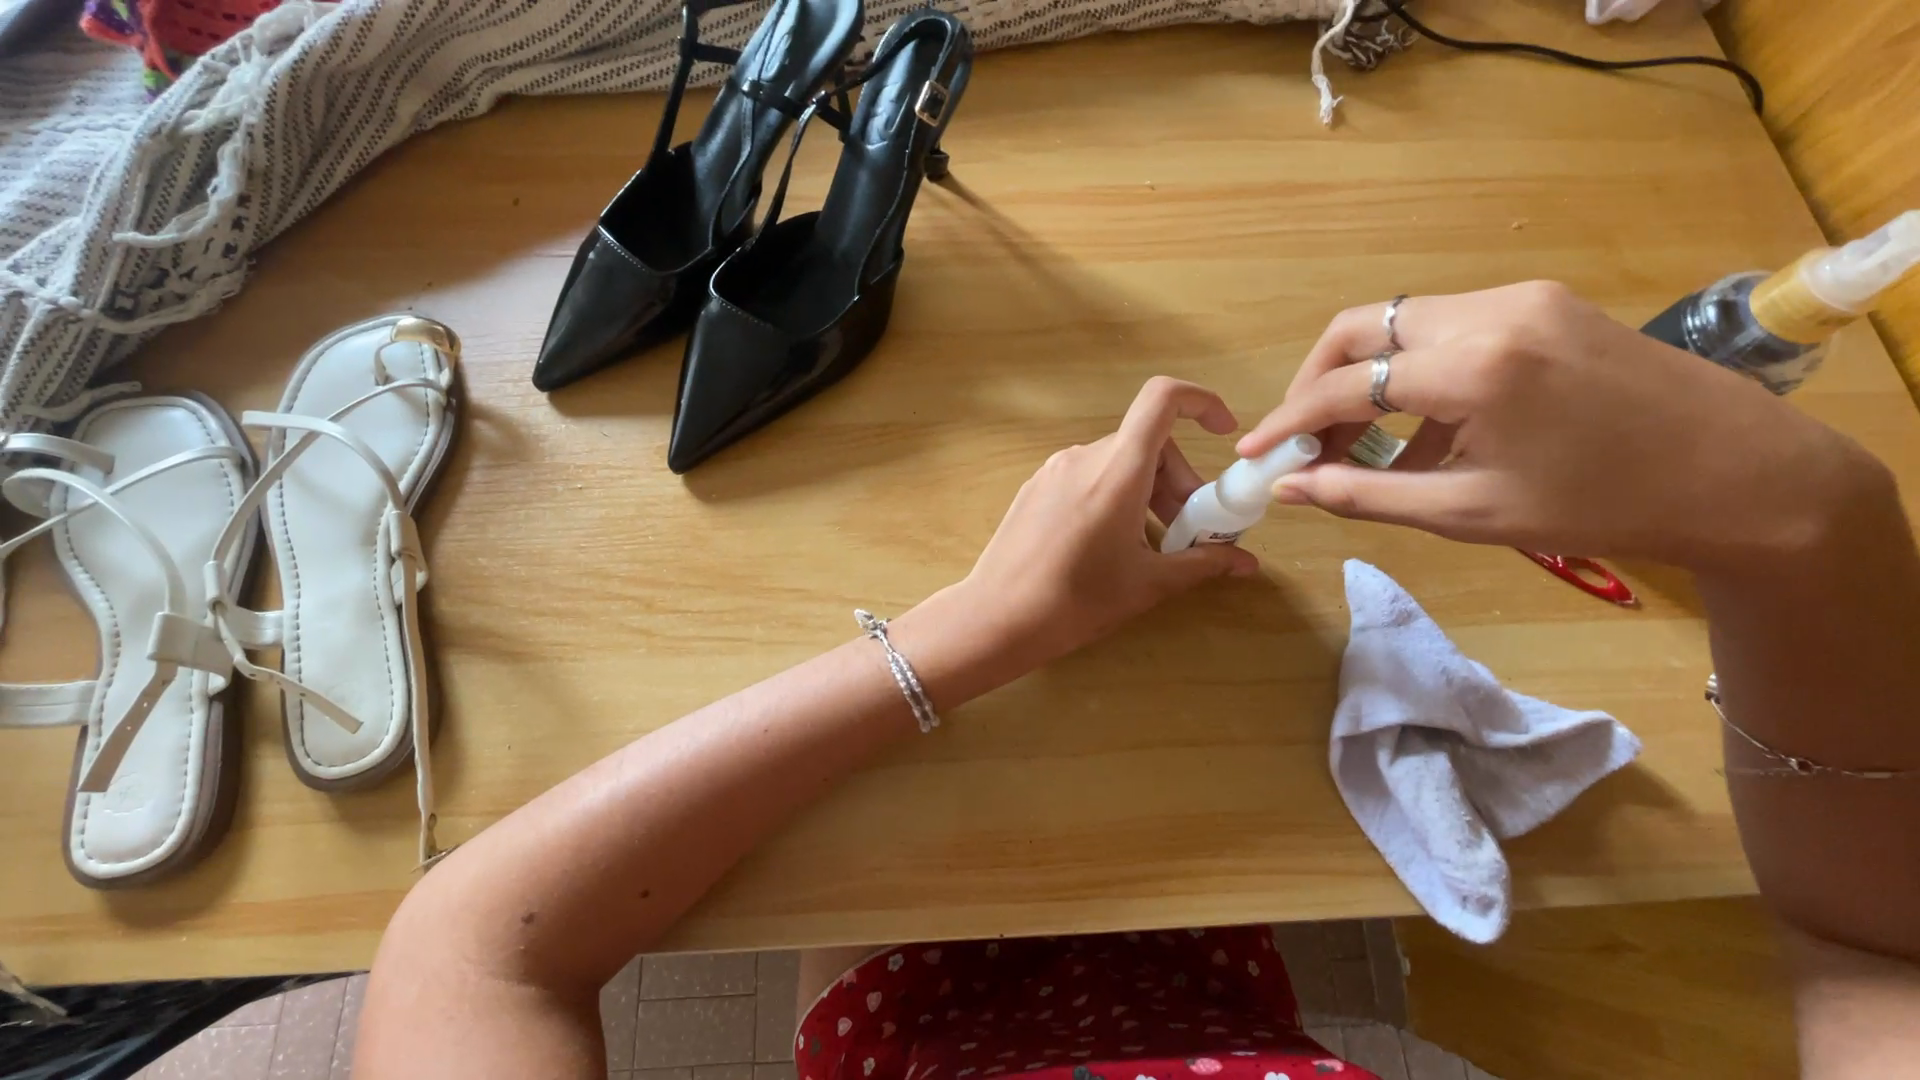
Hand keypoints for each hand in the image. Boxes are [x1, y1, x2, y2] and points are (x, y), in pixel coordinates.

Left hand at [923, 377, 1260, 676]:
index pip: (1162, 400)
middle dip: (1177, 482)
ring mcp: (1054, 470)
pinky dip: (1113, 497)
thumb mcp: (1148, 584)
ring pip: (1116, 464)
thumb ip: (1202, 564)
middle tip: (1187, 534)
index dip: (1200, 402)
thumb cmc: (1077, 600)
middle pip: (1146, 445)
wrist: (997, 618)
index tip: (1223, 434)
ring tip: (1150, 547)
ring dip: (1146, 493)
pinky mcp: (1035, 488)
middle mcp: (1084, 456)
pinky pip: (1087, 477)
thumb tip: (1246, 563)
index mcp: (1117, 470)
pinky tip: (1109, 545)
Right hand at [1237, 281, 1887, 570]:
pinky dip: (1412, 373)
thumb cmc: (1601, 507)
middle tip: (1301, 438)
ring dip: (1364, 379)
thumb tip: (1287, 488)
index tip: (1251, 451)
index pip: (1345, 385)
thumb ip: (1364, 494)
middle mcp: (1491, 312)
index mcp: (1475, 368)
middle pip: (1360, 328)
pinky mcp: (1542, 303)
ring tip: (1360, 445)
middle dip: (1315, 382)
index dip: (1287, 420)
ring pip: (1399, 322)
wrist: (1745, 474)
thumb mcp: (1468, 513)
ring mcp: (1521, 299)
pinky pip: (1446, 330)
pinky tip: (1421, 428)